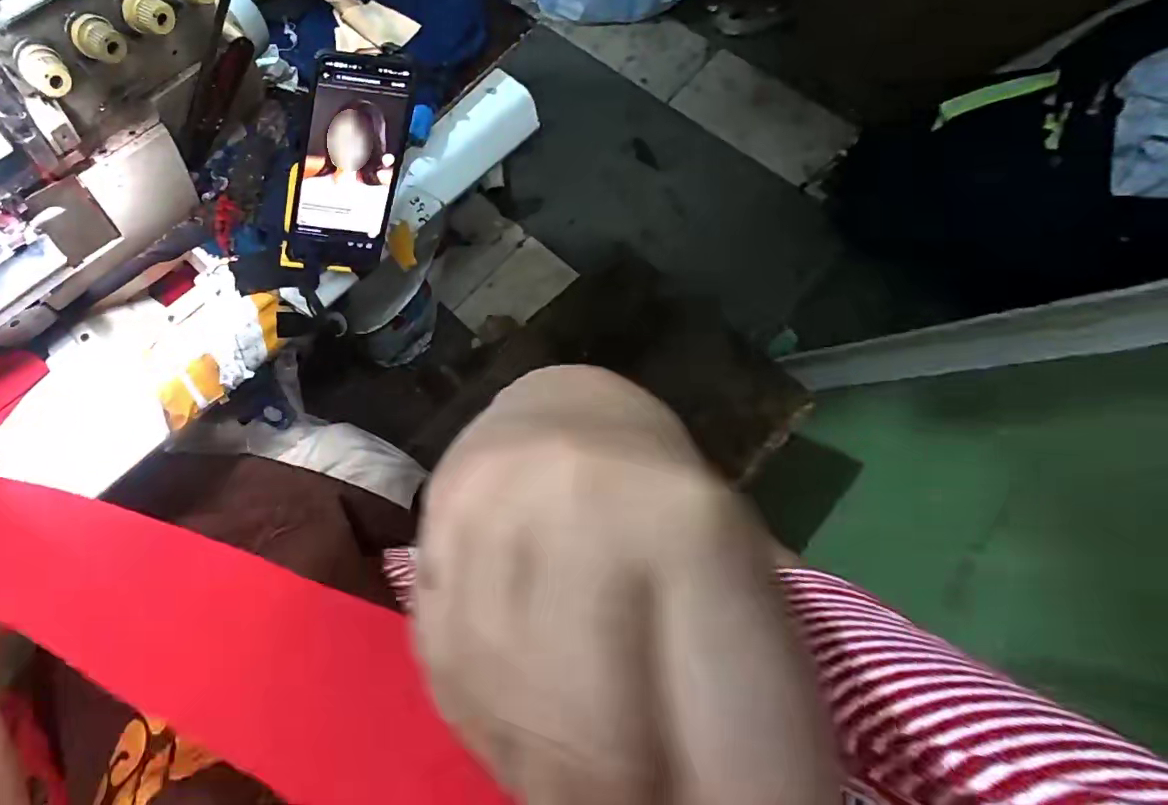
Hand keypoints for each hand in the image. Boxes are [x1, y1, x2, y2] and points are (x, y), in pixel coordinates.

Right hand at [414, 366, 839, 804]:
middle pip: (593, 738)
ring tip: (560, 786)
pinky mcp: (430, 523)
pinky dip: (477, 722)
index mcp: (693, 531)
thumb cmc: (668, 504)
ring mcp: (489, 514)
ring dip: (534, 777)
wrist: (558, 413)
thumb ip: (744, 705)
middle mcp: (579, 513)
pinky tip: (506, 732)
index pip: (734, 747)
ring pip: (502, 703)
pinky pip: (441, 657)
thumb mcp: (750, 582)